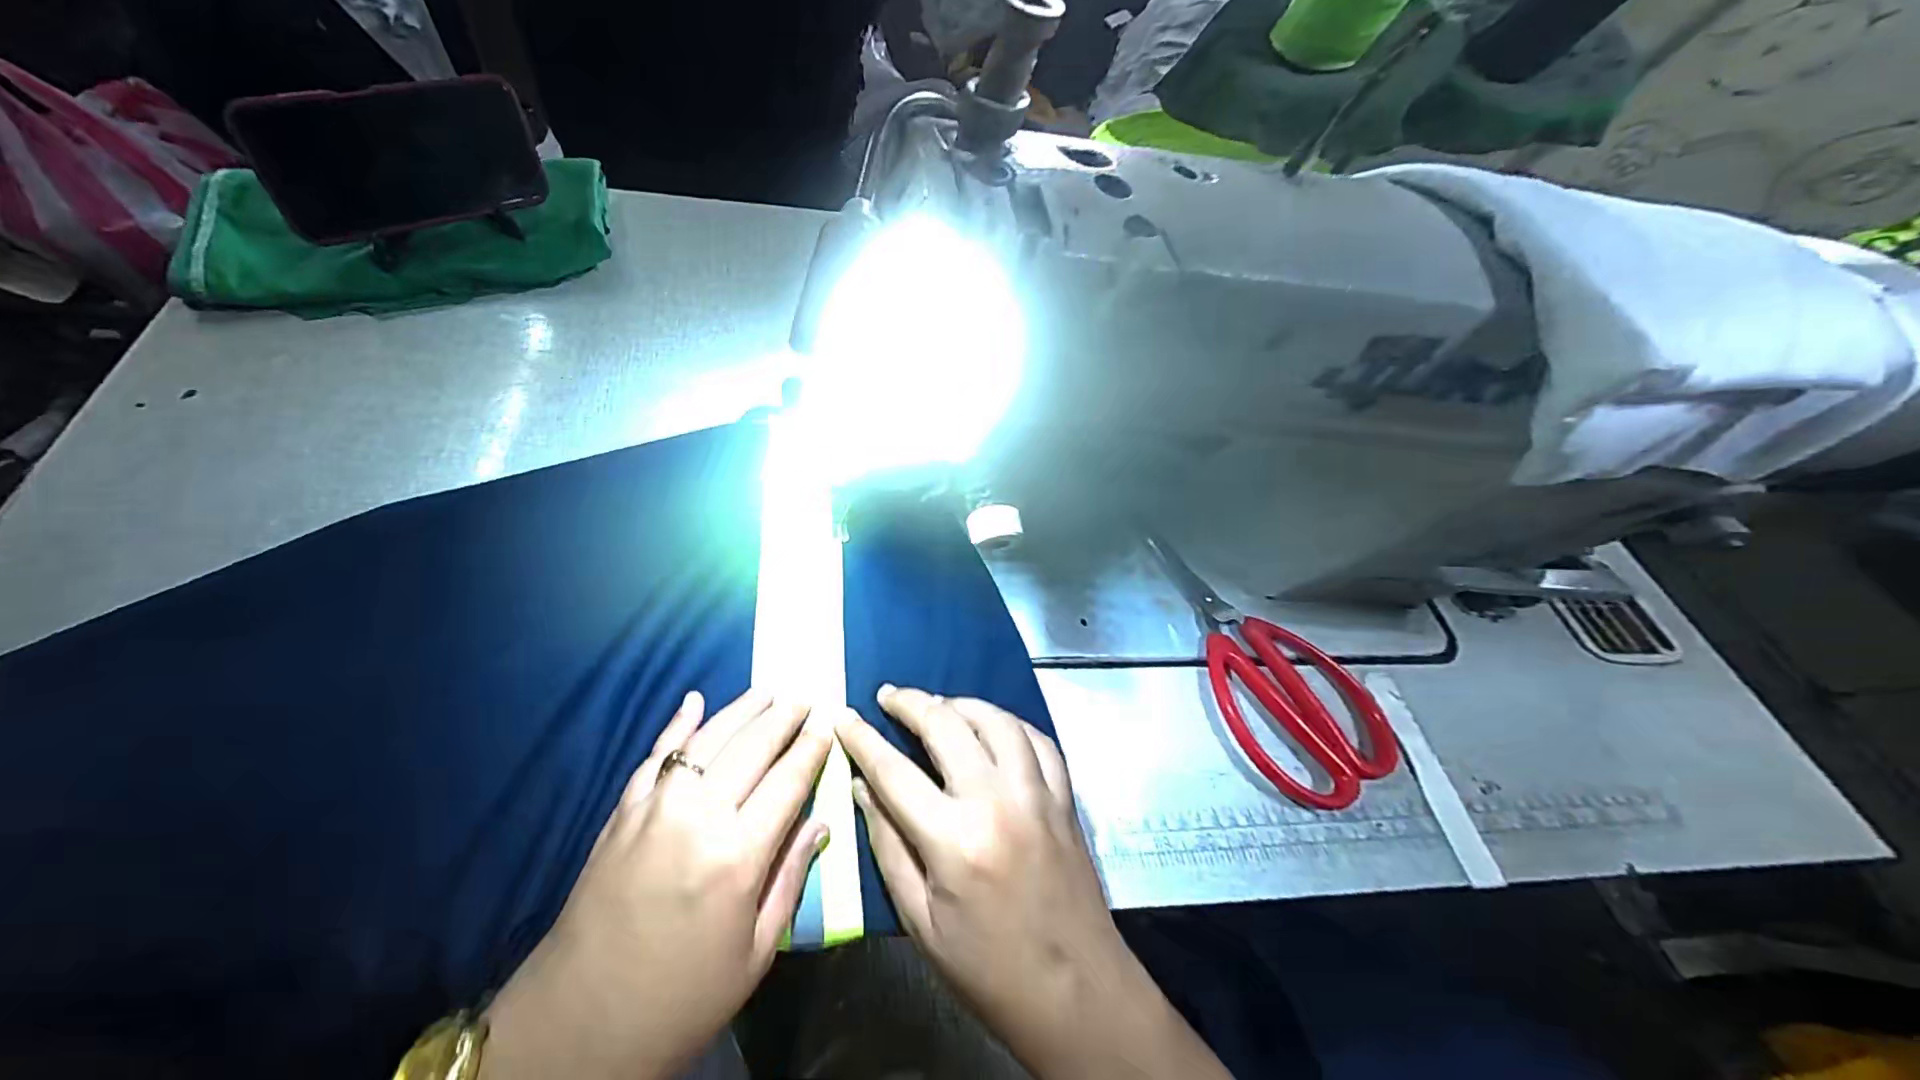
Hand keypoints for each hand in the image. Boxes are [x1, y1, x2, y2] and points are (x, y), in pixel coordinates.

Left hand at [481, 689, 833, 1079]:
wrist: (579, 1024)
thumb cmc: (683, 998)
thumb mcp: (756, 952)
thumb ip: (790, 878)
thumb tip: (820, 824)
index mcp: (738, 857)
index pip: (788, 782)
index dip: (811, 749)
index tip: (829, 723)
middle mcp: (698, 819)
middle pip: (751, 750)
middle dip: (783, 719)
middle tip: (806, 698)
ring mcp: (654, 810)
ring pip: (705, 742)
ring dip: (739, 712)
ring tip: (766, 693)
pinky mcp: (621, 813)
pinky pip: (655, 756)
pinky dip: (677, 726)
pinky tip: (694, 702)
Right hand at [837, 686, 1228, 1079]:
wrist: (1076, 991)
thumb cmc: (987, 968)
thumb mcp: (920, 920)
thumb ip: (889, 846)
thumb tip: (863, 787)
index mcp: (953, 838)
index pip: (894, 770)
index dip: (863, 739)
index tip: (844, 716)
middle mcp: (997, 800)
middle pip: (947, 726)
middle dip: (911, 703)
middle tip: (888, 695)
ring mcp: (1037, 793)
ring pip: (996, 720)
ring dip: (961, 704)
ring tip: (937, 704)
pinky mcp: (1065, 797)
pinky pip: (1037, 739)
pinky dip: (1010, 724)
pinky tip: (993, 727)